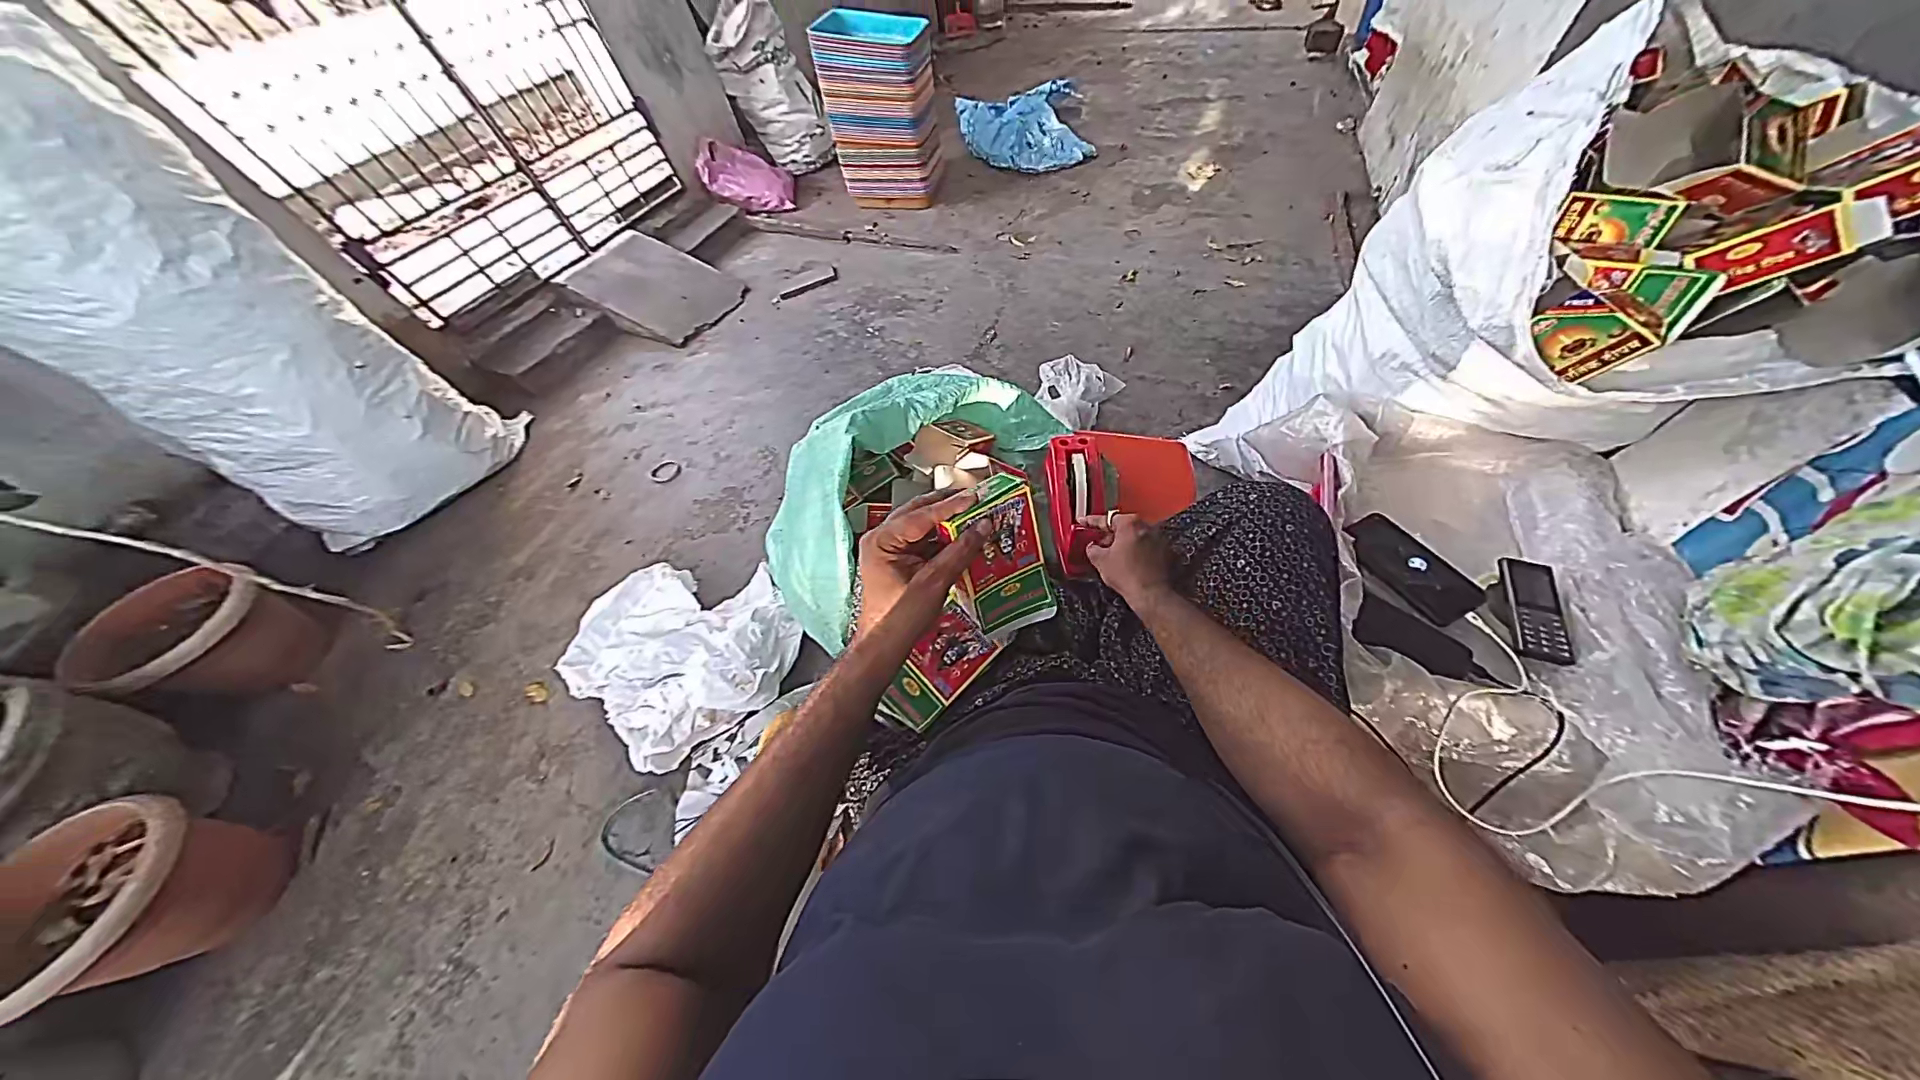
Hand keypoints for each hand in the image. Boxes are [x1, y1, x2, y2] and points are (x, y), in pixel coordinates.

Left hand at [857, 489, 986, 638]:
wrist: (884, 645)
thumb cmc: (900, 617)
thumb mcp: (934, 581)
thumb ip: (960, 551)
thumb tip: (982, 526)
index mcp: (881, 540)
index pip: (922, 514)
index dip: (952, 505)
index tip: (976, 498)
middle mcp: (881, 539)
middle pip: (919, 513)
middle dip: (948, 507)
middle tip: (975, 500)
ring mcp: (887, 549)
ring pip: (921, 526)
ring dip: (947, 523)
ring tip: (973, 517)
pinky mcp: (897, 561)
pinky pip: (922, 542)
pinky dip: (942, 539)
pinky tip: (962, 539)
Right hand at [1080, 513, 1172, 605]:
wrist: (1152, 594)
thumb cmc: (1130, 577)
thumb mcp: (1100, 561)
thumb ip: (1092, 549)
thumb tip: (1093, 548)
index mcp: (1130, 524)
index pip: (1106, 519)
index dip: (1092, 522)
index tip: (1085, 522)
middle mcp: (1147, 527)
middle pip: (1123, 527)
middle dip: (1110, 536)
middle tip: (1099, 545)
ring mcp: (1159, 539)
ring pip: (1136, 537)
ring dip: (1125, 545)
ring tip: (1115, 559)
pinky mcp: (1166, 552)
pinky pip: (1147, 548)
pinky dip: (1138, 553)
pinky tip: (1130, 565)